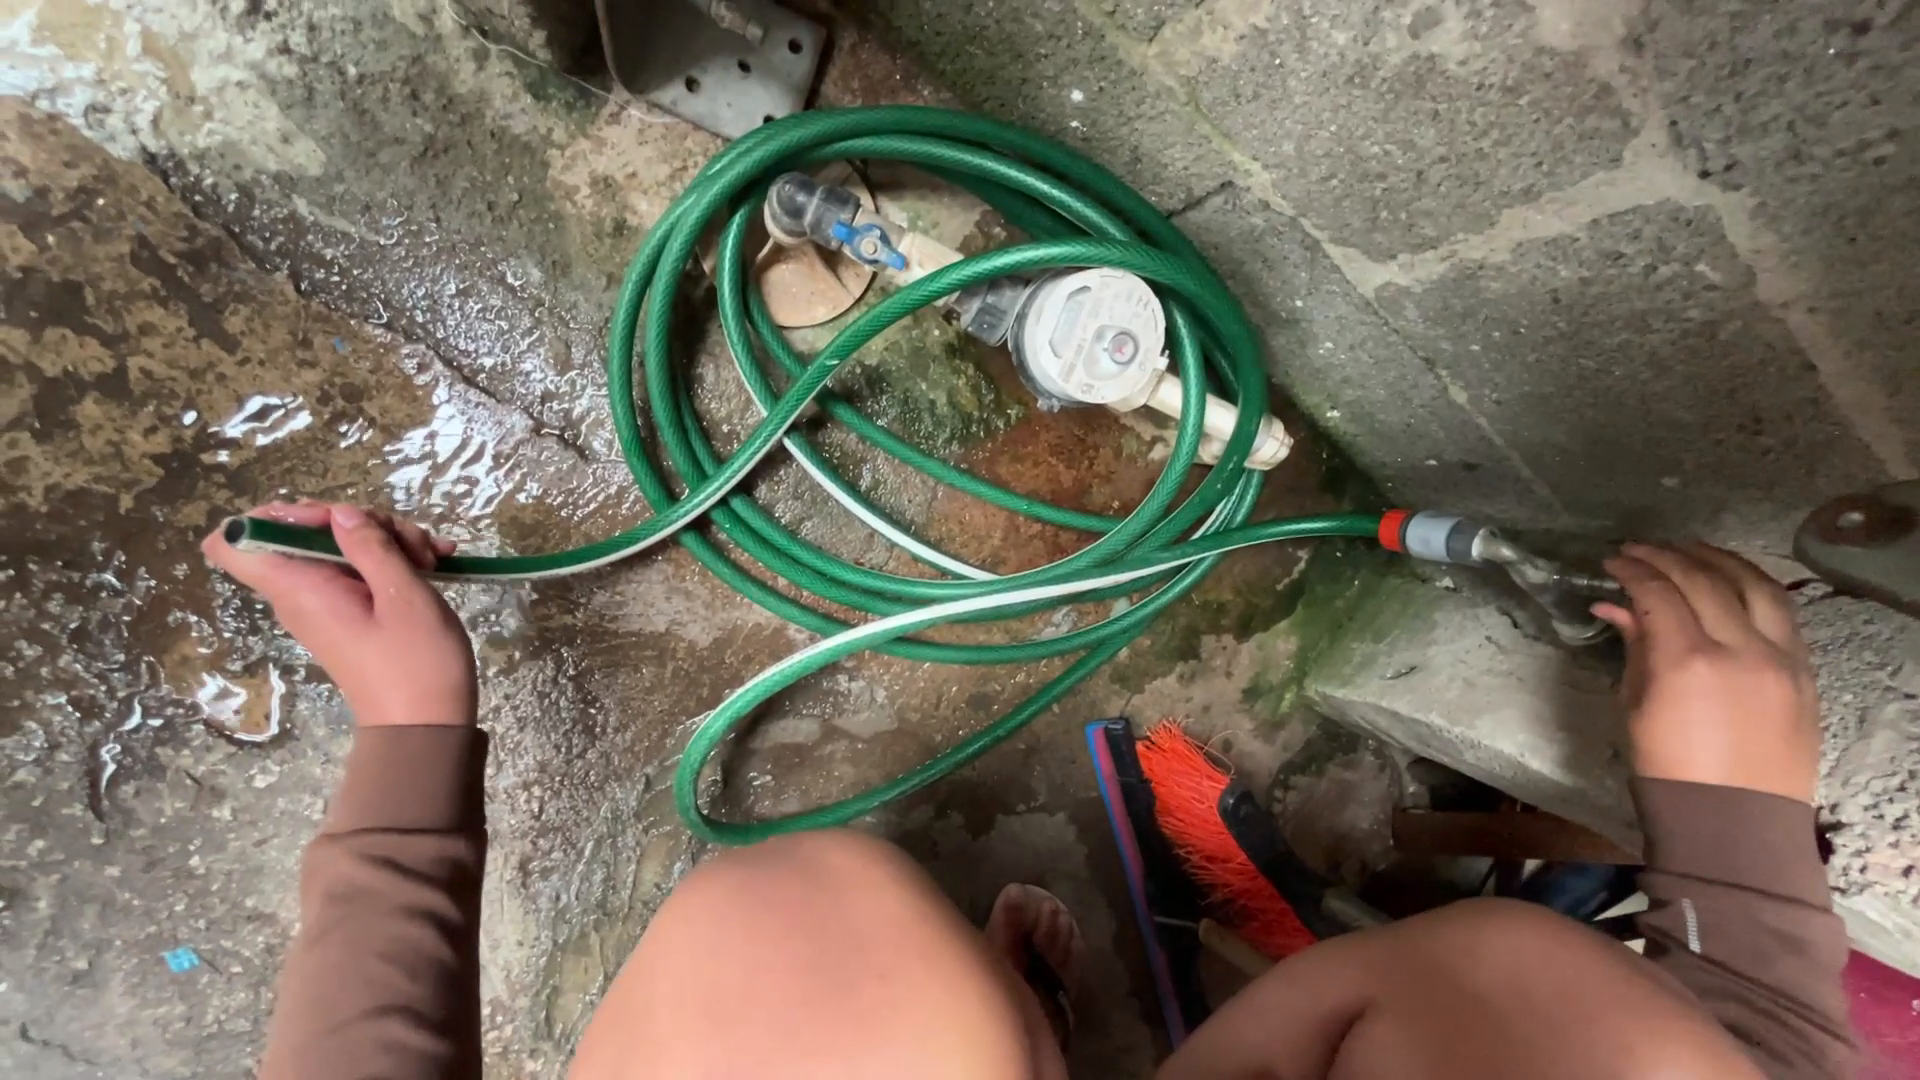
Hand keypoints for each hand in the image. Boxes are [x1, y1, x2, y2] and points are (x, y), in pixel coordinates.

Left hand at [203, 502, 476, 727]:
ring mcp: (330, 601)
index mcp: (300, 589)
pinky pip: (364, 568)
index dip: (276, 517)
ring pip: (342, 546)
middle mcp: (303, 593)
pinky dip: (398, 559)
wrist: (426, 722)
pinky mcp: (356, 610)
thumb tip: (342, 513)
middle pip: (305, 533)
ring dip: (391, 540)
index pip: (234, 541)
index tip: (335, 520)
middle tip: (410, 542)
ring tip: (433, 557)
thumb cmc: (416, 662)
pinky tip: (439, 562)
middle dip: (361, 523)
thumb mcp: (405, 597)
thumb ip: (371, 549)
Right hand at [1593, 543, 1819, 802]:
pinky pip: (1782, 612)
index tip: (1611, 561)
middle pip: (1706, 582)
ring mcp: (1782, 658)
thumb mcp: (1636, 700)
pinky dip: (1752, 586)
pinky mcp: (1804, 670)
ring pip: (1756, 587)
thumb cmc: (1666, 758)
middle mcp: (1741, 650)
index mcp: (1688, 661)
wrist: (1732, 811)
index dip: (1633, 571)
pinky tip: (1729, 580)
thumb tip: (1615, 606)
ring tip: (1689, 549)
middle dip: (1668, 558)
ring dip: (1719, 561)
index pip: (1659, 594)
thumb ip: (1635, 645)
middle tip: (1639, 549)